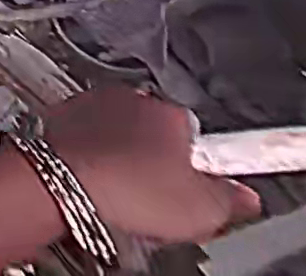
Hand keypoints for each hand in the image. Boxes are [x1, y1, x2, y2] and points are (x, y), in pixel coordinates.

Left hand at [43, 88, 261, 243]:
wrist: (67, 182)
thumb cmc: (132, 188)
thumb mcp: (206, 208)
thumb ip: (231, 198)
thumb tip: (243, 194)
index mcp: (167, 113)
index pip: (199, 131)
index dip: (204, 159)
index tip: (206, 177)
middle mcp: (125, 97)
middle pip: (156, 128)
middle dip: (163, 154)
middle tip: (168, 188)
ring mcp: (90, 102)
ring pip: (121, 128)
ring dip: (128, 149)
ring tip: (132, 185)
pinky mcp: (62, 114)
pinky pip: (89, 131)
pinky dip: (96, 148)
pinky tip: (101, 173)